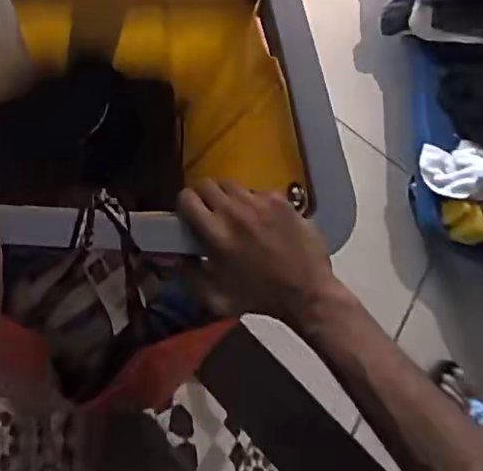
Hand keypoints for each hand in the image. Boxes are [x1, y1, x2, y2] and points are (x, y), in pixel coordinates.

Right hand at [178, 180, 347, 331]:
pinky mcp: (278, 199)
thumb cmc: (259, 299)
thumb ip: (188, 275)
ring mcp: (258, 202)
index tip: (190, 214)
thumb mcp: (216, 298)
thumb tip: (173, 254)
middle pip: (206, 184)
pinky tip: (262, 220)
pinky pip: (256, 191)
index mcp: (216, 234)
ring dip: (228, 197)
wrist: (308, 294)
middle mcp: (234, 212)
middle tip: (211, 212)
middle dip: (204, 196)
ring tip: (237, 214)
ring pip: (230, 185)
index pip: (187, 198)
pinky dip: (254, 202)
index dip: (185, 204)